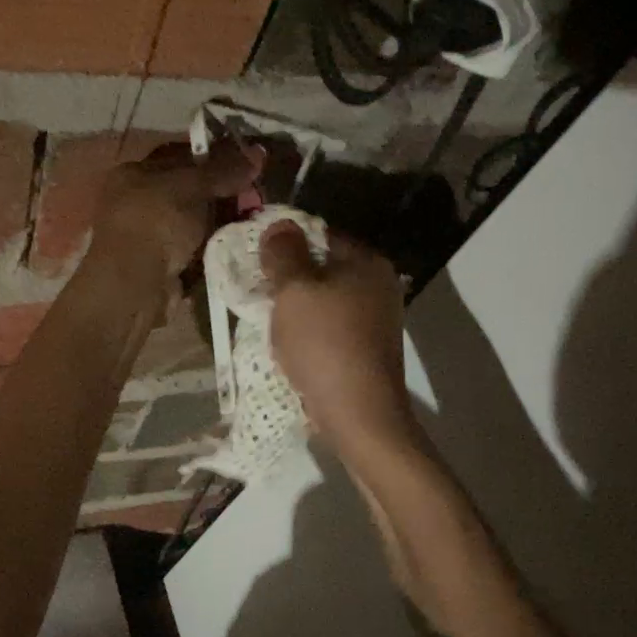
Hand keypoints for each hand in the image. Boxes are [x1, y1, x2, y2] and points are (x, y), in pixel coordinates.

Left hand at [85, 143, 260, 285]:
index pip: (181, 157)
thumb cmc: (157, 222)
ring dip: (222, 223)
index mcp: (134, 174)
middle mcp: (138, 204)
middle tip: (255, 198)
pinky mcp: (162, 269)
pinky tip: (234, 245)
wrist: (136, 287)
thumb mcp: (192, 186)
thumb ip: (224, 169)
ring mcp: (150, 239)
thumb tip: (258, 152)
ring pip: (195, 224)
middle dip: (223, 194)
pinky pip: (195, 252)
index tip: (247, 164)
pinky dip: (213, 249)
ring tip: (251, 221)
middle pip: (190, 192)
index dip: (215, 158)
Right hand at [261, 222, 414, 450]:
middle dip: (291, 280)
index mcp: (366, 261)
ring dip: (299, 310)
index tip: (257, 262)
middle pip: (325, 269)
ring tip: (271, 324)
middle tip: (259, 294)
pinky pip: (332, 330)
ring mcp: (377, 320)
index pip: (320, 234)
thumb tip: (279, 225)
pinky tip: (293, 349)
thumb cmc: (323, 343)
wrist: (357, 412)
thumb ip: (283, 254)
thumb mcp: (293, 291)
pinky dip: (311, 334)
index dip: (286, 243)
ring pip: (327, 302)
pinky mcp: (368, 350)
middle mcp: (380, 284)